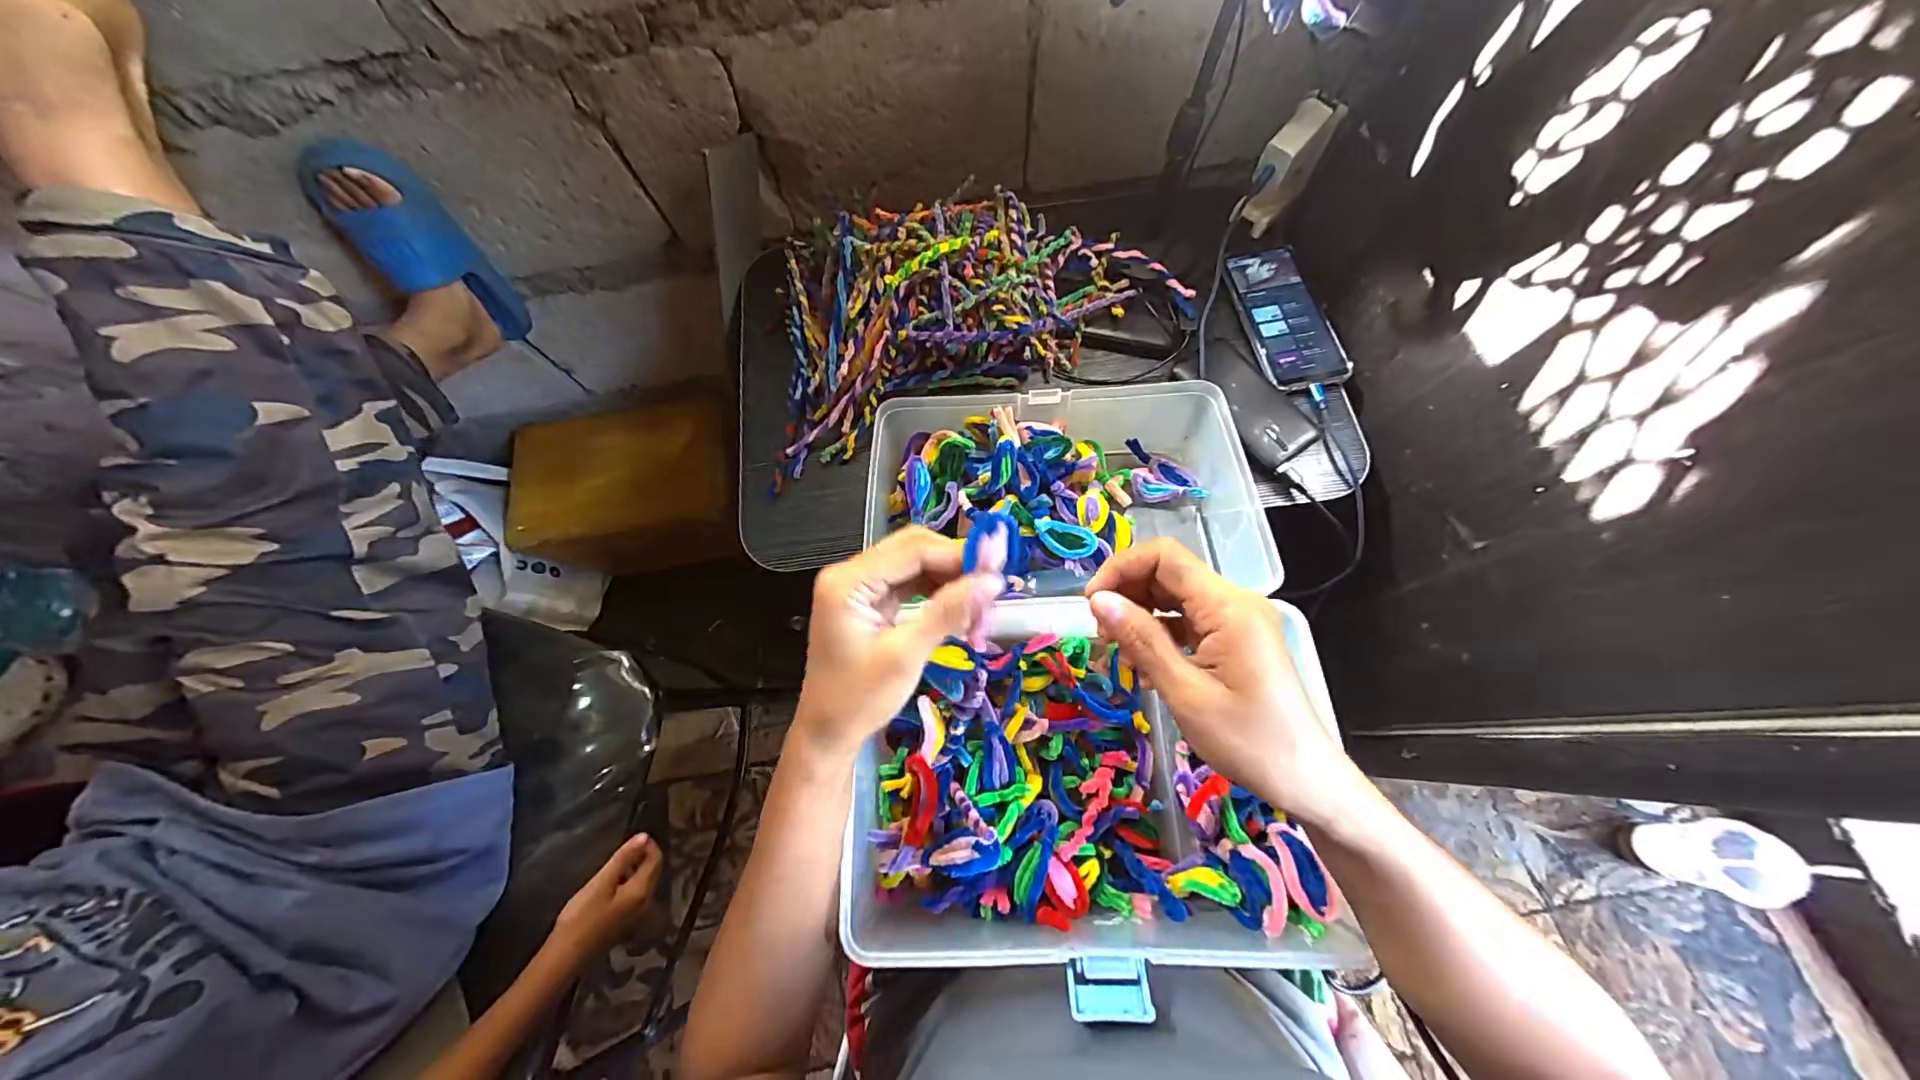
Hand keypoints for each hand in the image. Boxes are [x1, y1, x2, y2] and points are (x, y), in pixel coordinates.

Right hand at [550, 833, 663, 964]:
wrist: (565, 957)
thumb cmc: (581, 917)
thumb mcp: (601, 883)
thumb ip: (623, 859)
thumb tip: (644, 837)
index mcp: (642, 891)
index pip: (656, 860)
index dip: (649, 845)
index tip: (635, 835)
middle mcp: (646, 902)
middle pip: (653, 871)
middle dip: (645, 855)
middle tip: (627, 845)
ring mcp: (637, 914)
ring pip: (645, 882)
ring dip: (637, 868)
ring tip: (619, 860)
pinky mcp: (626, 921)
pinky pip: (636, 893)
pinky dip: (630, 881)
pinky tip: (614, 881)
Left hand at [795, 526, 1002, 757]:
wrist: (828, 733)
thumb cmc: (858, 699)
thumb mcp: (906, 655)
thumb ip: (948, 612)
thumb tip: (991, 581)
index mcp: (848, 582)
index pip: (913, 550)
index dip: (959, 554)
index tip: (999, 567)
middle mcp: (851, 575)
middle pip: (915, 550)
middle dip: (957, 566)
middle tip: (993, 588)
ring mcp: (861, 588)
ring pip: (917, 566)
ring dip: (952, 581)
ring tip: (981, 607)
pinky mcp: (871, 602)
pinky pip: (912, 585)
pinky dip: (940, 595)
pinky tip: (963, 611)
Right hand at [1085, 538, 1369, 827]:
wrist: (1305, 780)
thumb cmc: (1248, 741)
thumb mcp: (1185, 692)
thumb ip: (1142, 639)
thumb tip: (1099, 600)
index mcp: (1228, 607)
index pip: (1165, 557)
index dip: (1121, 569)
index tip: (1092, 604)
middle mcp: (1236, 602)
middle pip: (1168, 574)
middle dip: (1127, 596)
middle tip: (1104, 639)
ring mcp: (1239, 621)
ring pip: (1175, 598)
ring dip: (1141, 619)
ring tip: (1123, 659)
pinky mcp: (1238, 640)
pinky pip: (1190, 622)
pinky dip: (1161, 636)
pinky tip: (1146, 668)